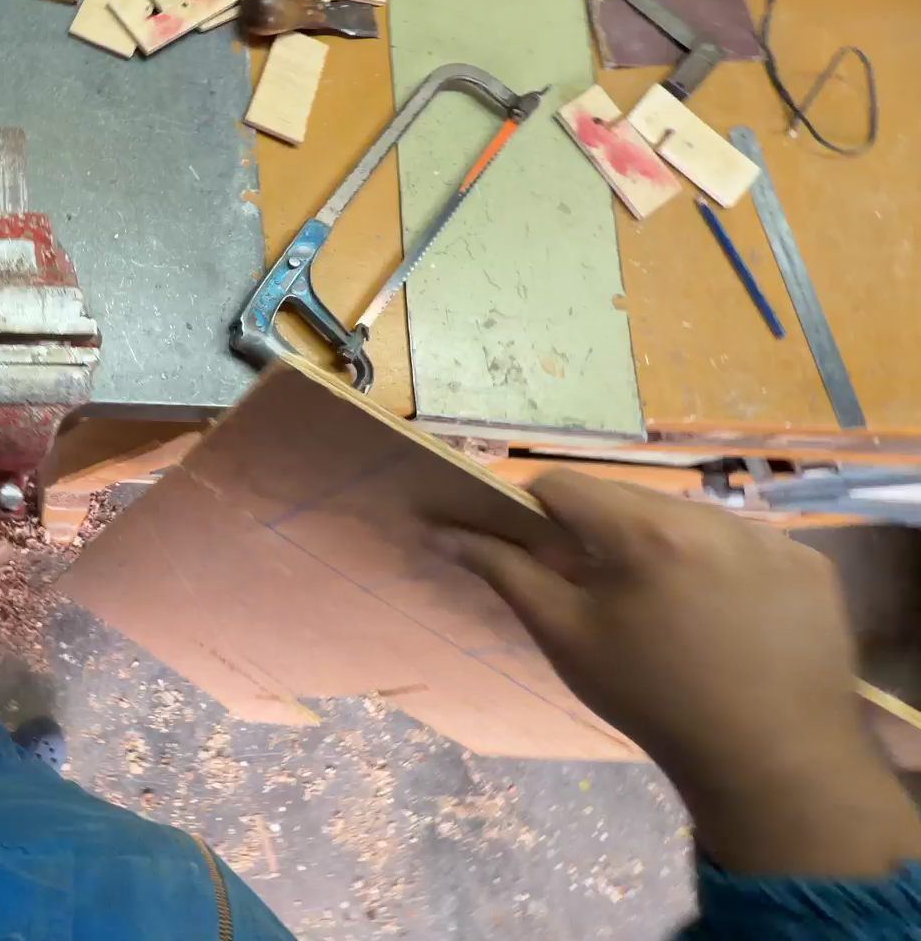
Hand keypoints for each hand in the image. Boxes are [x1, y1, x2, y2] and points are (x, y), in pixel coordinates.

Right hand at [433, 469, 920, 876]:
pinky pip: (731, 535)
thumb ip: (500, 568)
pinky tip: (704, 601)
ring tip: (647, 593)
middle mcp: (714, 520)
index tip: (532, 549)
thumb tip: (439, 532)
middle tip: (585, 579)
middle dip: (590, 525)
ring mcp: (772, 540)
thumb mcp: (558, 629)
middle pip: (619, 494)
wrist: (773, 764)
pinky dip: (702, 553)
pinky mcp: (810, 564)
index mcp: (646, 533)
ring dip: (645, 536)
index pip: (561, 484)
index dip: (531, 508)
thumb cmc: (646, 694)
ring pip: (675, 511)